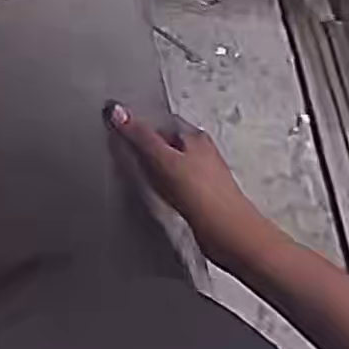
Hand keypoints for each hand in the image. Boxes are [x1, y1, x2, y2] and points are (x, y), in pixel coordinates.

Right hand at [106, 103, 265, 259]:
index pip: (160, 120)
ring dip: (154, 169)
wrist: (231, 236)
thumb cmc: (204, 196)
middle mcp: (201, 152)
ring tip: (147, 178)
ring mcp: (202, 175)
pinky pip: (174, 183)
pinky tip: (161, 194)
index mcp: (195, 136)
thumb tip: (117, 112)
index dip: (139, 124)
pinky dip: (163, 186)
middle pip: (164, 141)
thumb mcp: (162, 159)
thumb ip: (138, 135)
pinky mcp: (201, 195)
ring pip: (169, 163)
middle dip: (146, 149)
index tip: (120, 129)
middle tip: (131, 155)